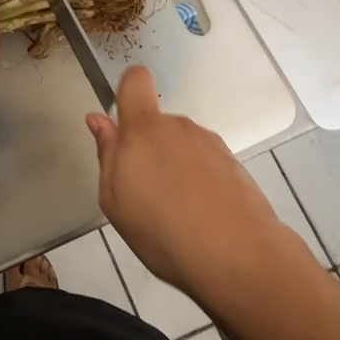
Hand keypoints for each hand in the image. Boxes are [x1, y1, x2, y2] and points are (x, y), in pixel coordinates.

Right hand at [88, 66, 307, 296]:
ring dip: (175, 167)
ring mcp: (211, 144)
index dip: (128, 91)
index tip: (125, 123)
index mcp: (144, 128)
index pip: (135, 81)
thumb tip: (99, 119)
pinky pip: (205, 165)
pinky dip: (200, 183)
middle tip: (146, 192)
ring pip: (181, 146)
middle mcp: (179, 127)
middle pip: (156, 124)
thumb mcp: (115, 200)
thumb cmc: (163, 230)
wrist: (240, 259)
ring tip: (177, 212)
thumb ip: (107, 154)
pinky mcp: (235, 165)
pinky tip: (202, 218)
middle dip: (149, 148)